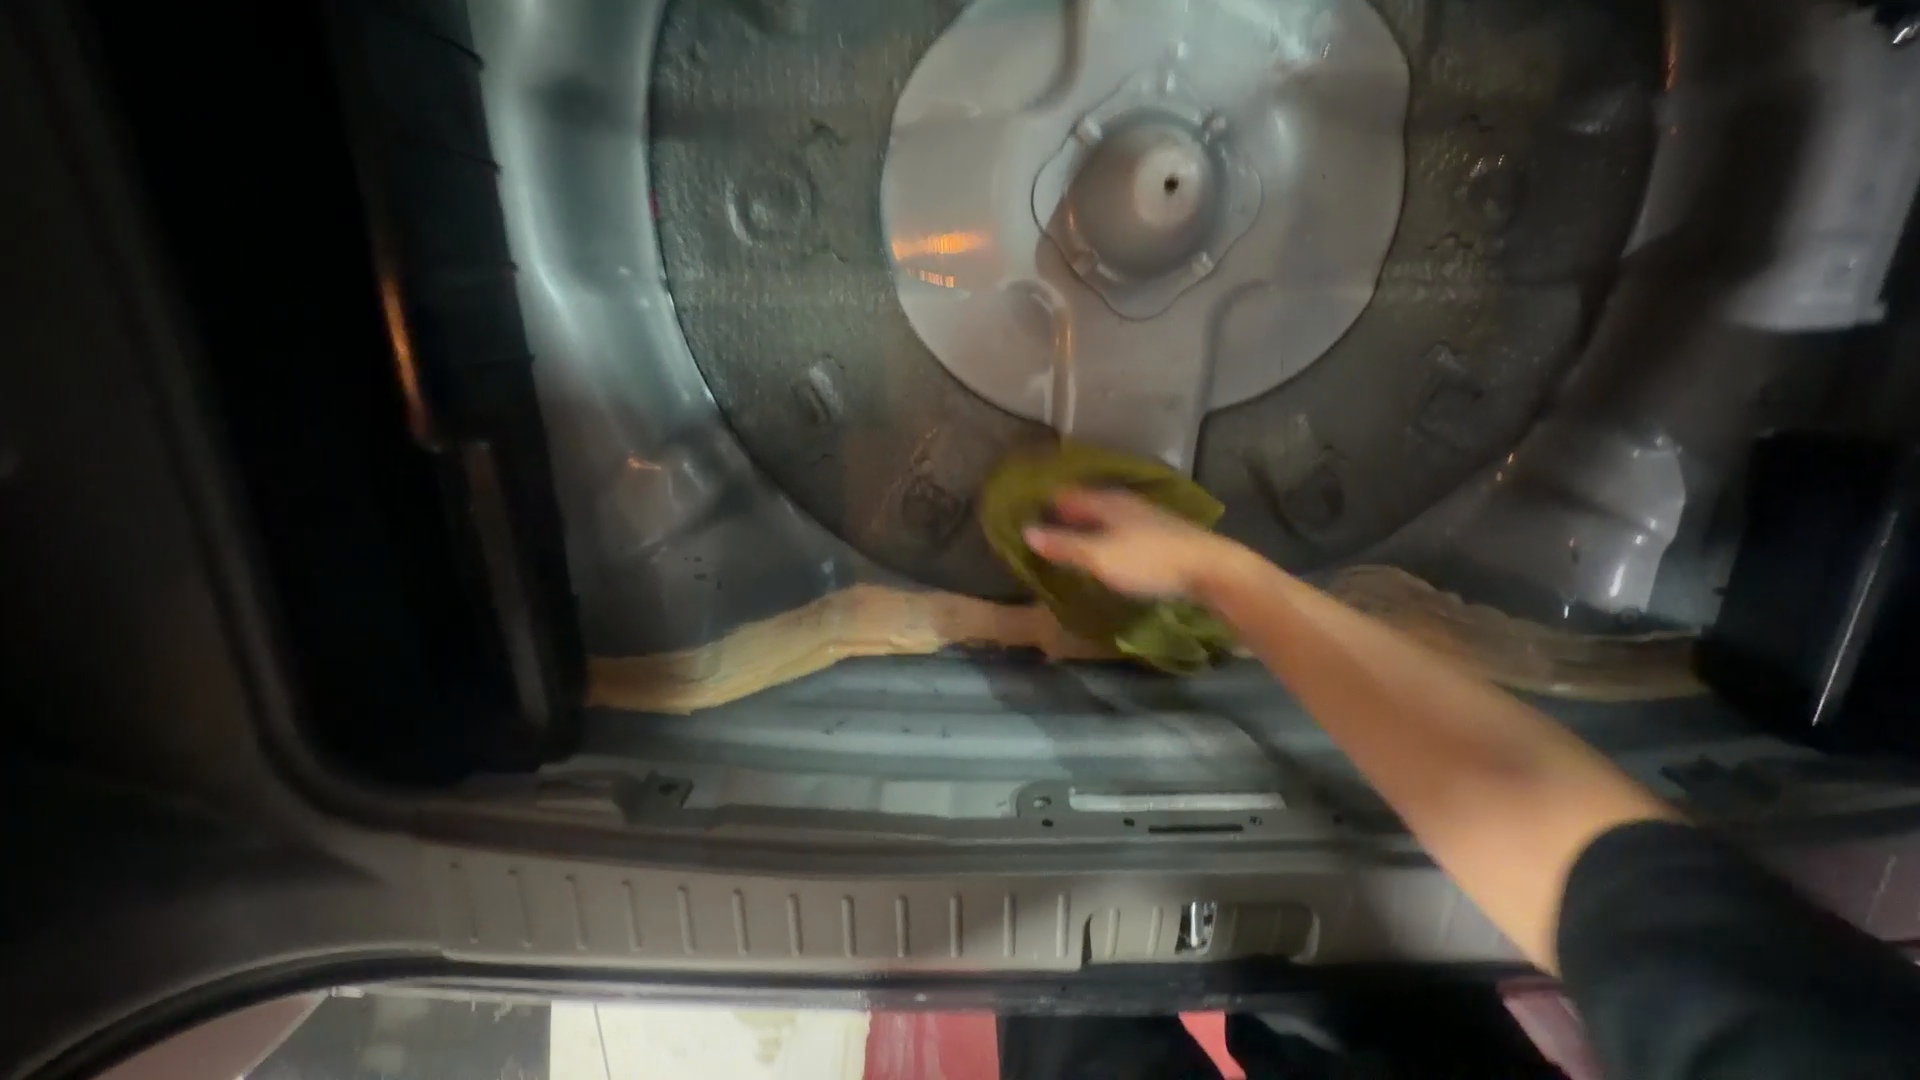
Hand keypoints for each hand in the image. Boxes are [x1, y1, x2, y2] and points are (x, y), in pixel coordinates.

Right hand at [1021, 488, 1245, 599]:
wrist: (1211, 569)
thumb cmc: (1148, 560)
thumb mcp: (1099, 556)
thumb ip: (1064, 545)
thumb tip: (1026, 531)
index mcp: (1107, 501)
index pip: (1067, 495)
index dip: (1046, 502)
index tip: (1025, 512)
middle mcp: (1126, 503)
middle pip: (1089, 504)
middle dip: (1067, 514)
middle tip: (1044, 529)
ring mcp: (1147, 518)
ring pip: (1108, 517)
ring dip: (1089, 527)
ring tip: (1071, 542)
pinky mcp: (1163, 536)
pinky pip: (1124, 531)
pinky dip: (1108, 538)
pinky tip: (1107, 552)